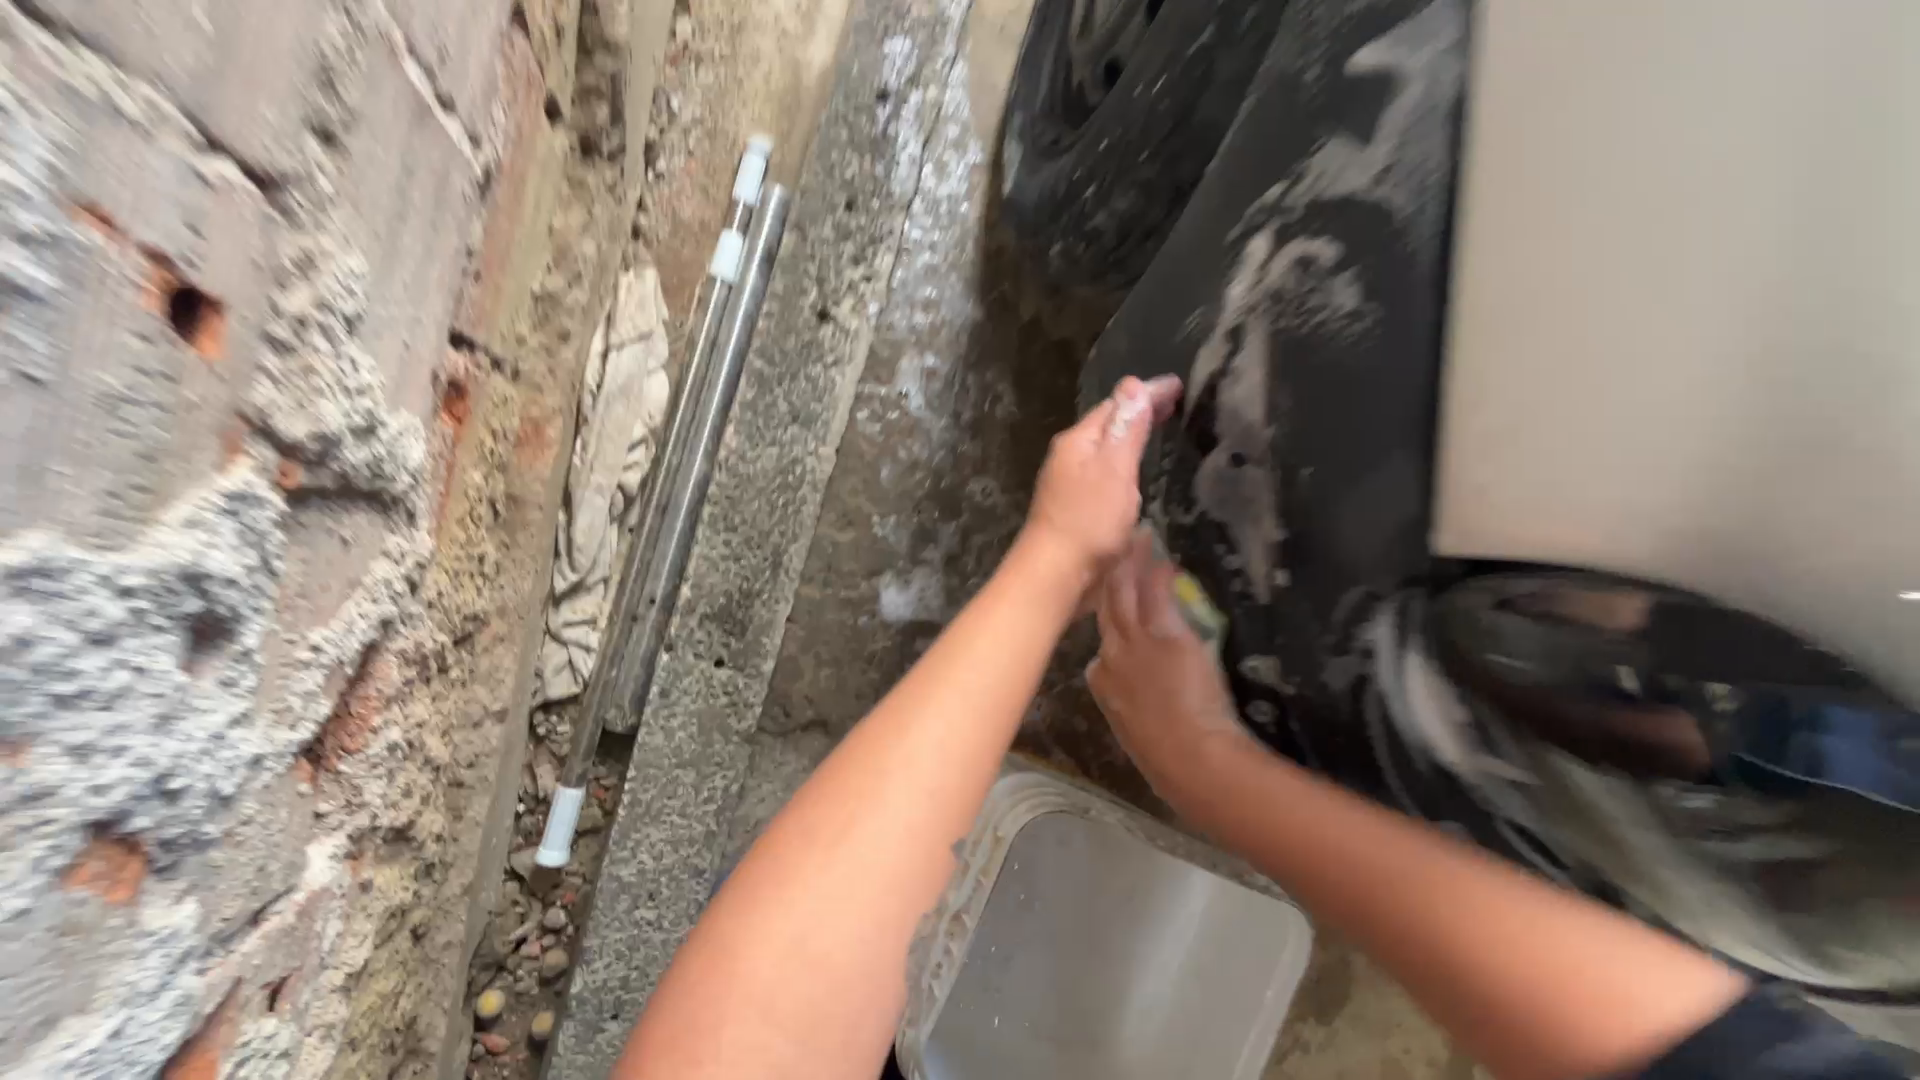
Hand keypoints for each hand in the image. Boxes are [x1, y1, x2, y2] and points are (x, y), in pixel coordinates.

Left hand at [1021, 375, 1181, 587]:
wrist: (1054, 573)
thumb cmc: (1088, 520)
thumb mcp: (1114, 468)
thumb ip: (1126, 429)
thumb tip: (1133, 384)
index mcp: (1078, 440)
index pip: (1116, 405)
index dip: (1147, 394)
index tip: (1179, 385)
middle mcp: (1069, 455)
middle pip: (1107, 424)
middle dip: (1138, 411)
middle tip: (1174, 404)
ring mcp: (1067, 482)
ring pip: (1103, 448)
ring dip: (1129, 436)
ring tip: (1158, 431)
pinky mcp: (1072, 507)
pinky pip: (1102, 472)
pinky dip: (1121, 463)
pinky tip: (1132, 473)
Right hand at [1086, 531, 1260, 817]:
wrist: (1189, 758)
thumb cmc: (1169, 758)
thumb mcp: (1139, 732)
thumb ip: (1137, 709)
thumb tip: (1145, 706)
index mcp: (1103, 686)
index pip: (1102, 649)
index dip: (1110, 625)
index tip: (1116, 610)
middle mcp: (1109, 657)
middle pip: (1104, 609)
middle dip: (1108, 578)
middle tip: (1111, 550)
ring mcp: (1133, 642)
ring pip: (1122, 594)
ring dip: (1128, 564)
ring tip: (1135, 537)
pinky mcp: (1163, 633)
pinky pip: (1155, 594)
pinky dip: (1156, 572)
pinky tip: (1161, 556)